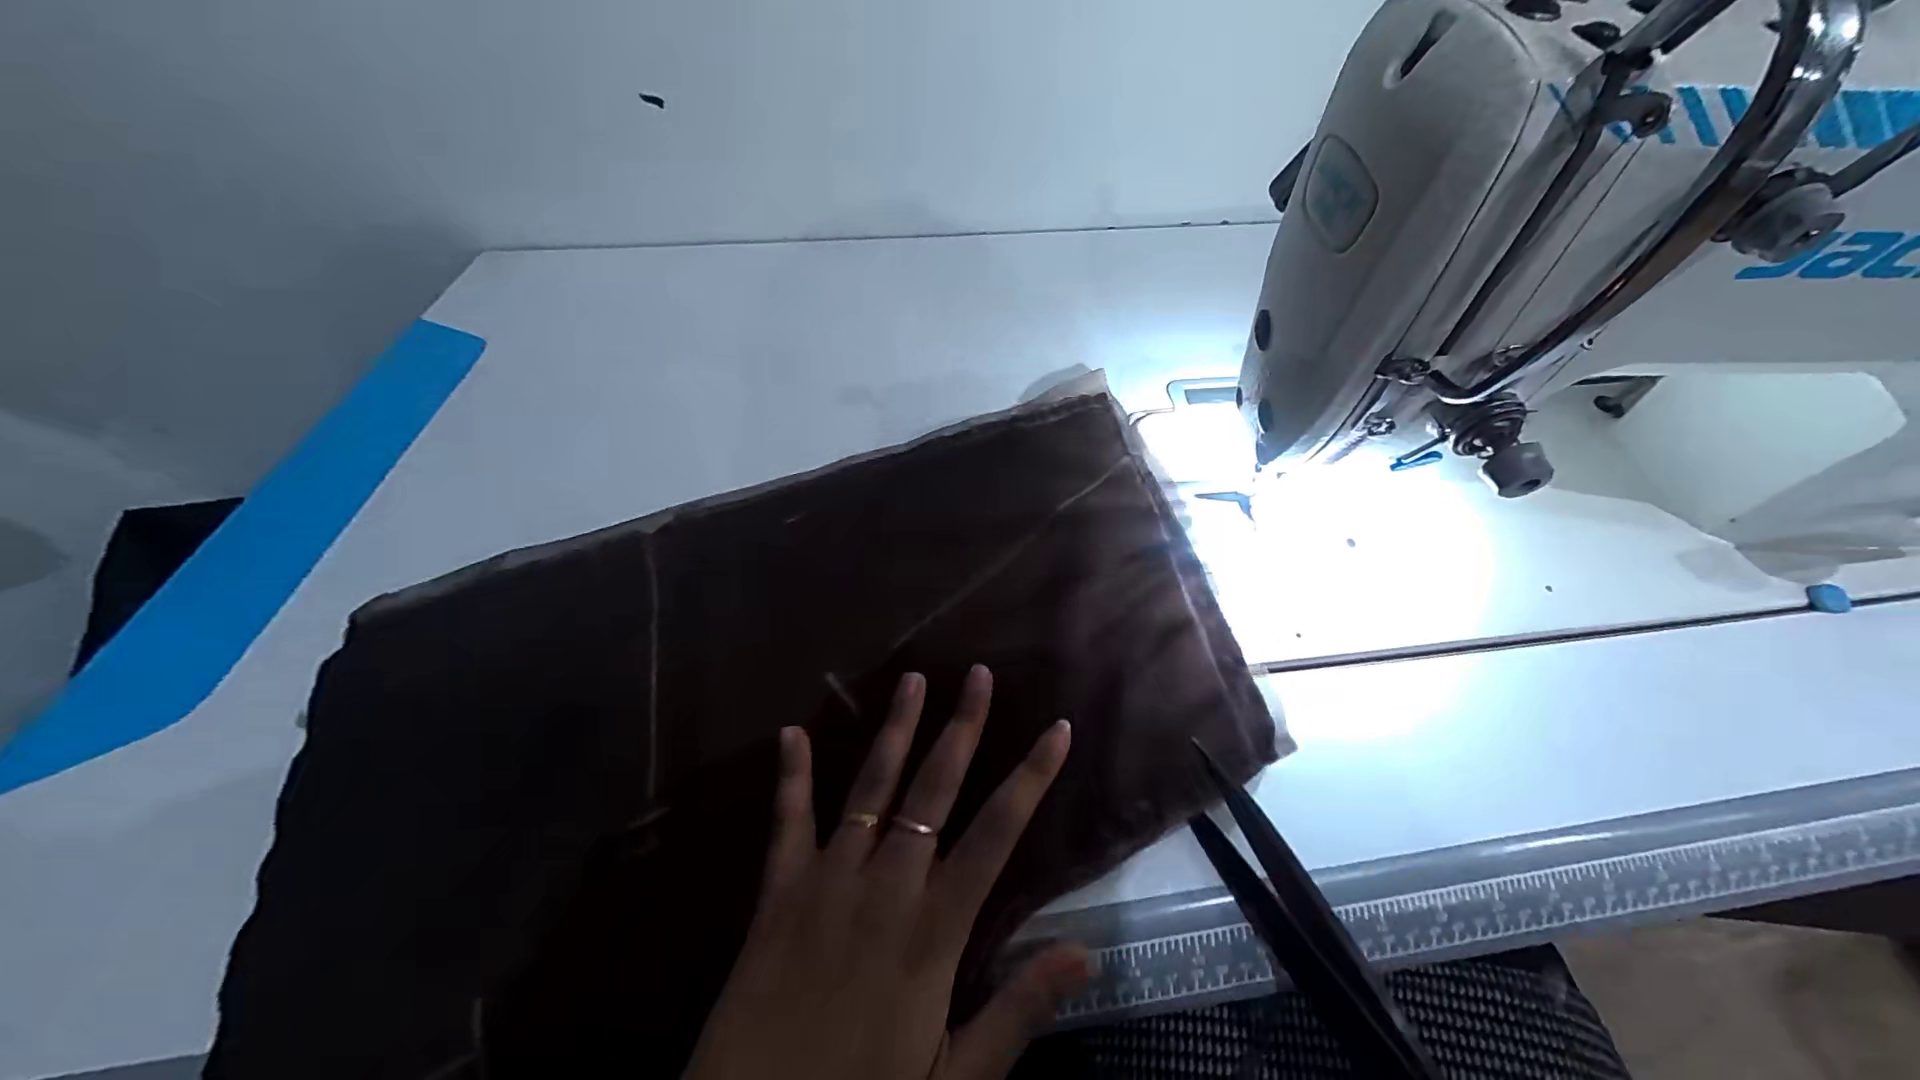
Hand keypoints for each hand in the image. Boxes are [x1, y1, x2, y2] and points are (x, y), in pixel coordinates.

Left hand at [681, 665, 1089, 1079]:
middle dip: (961, 729)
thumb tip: (1086, 951)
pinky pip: (787, 822)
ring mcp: (828, 881)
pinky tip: (789, 732)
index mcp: (934, 929)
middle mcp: (886, 886)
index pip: (997, 835)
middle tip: (979, 675)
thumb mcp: (958, 1078)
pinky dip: (790, 777)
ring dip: (895, 731)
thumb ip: (1019, 1011)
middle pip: (933, 791)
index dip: (1031, 779)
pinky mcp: (778, 892)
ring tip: (913, 680)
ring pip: (870, 788)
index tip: (1057, 730)